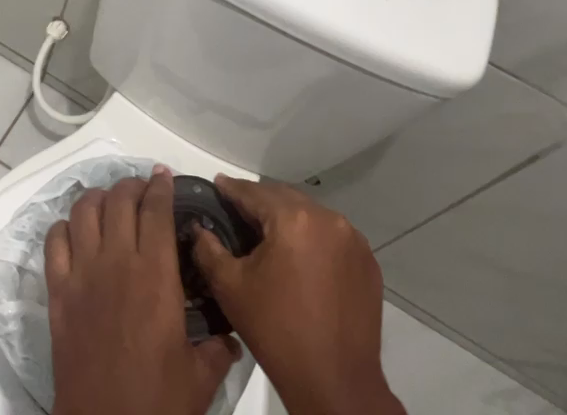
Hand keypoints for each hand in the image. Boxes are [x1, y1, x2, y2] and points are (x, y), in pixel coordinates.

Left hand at [46, 167, 242, 414]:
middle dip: (131, 186)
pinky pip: (54, 242)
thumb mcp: (201, 375)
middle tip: (141, 189)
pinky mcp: (57, 292)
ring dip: (97, 198)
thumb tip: (229, 338)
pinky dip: (64, 227)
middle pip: (118, 200)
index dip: (160, 186)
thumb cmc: (158, 400)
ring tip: (109, 201)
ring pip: (83, 211)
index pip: (156, 211)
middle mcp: (116, 261)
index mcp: (155, 274)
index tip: (163, 176)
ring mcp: (82, 273)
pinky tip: (75, 231)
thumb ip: (218, 348)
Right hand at [191, 176, 404, 414]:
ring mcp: (353, 240)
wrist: (334, 381)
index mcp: (293, 219)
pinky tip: (298, 258)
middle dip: (259, 202)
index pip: (254, 193)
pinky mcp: (367, 262)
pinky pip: (333, 237)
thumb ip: (208, 249)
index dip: (231, 189)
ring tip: (266, 234)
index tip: (216, 185)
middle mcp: (328, 219)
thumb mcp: (230, 286)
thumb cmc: (276, 329)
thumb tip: (199, 228)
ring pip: (311, 216)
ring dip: (287, 219)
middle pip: (285, 198)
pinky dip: (312, 239)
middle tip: (236, 210)